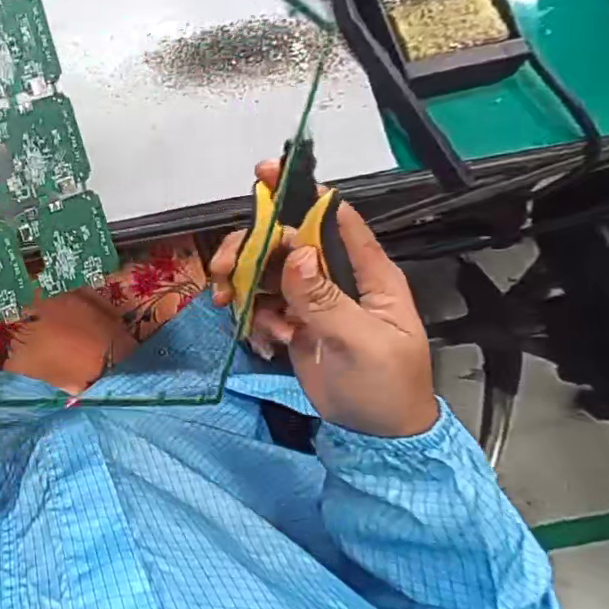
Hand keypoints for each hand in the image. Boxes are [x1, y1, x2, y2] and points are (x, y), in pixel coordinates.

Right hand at [209, 160, 436, 437]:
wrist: (374, 433)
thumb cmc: (384, 386)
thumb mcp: (360, 343)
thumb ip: (325, 300)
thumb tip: (295, 253)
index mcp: (367, 275)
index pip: (335, 222)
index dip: (303, 196)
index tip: (269, 176)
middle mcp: (337, 280)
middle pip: (287, 244)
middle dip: (252, 249)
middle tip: (224, 268)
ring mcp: (312, 301)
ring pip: (267, 273)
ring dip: (243, 283)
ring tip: (227, 303)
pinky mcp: (294, 323)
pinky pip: (262, 304)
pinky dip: (251, 314)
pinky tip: (259, 334)